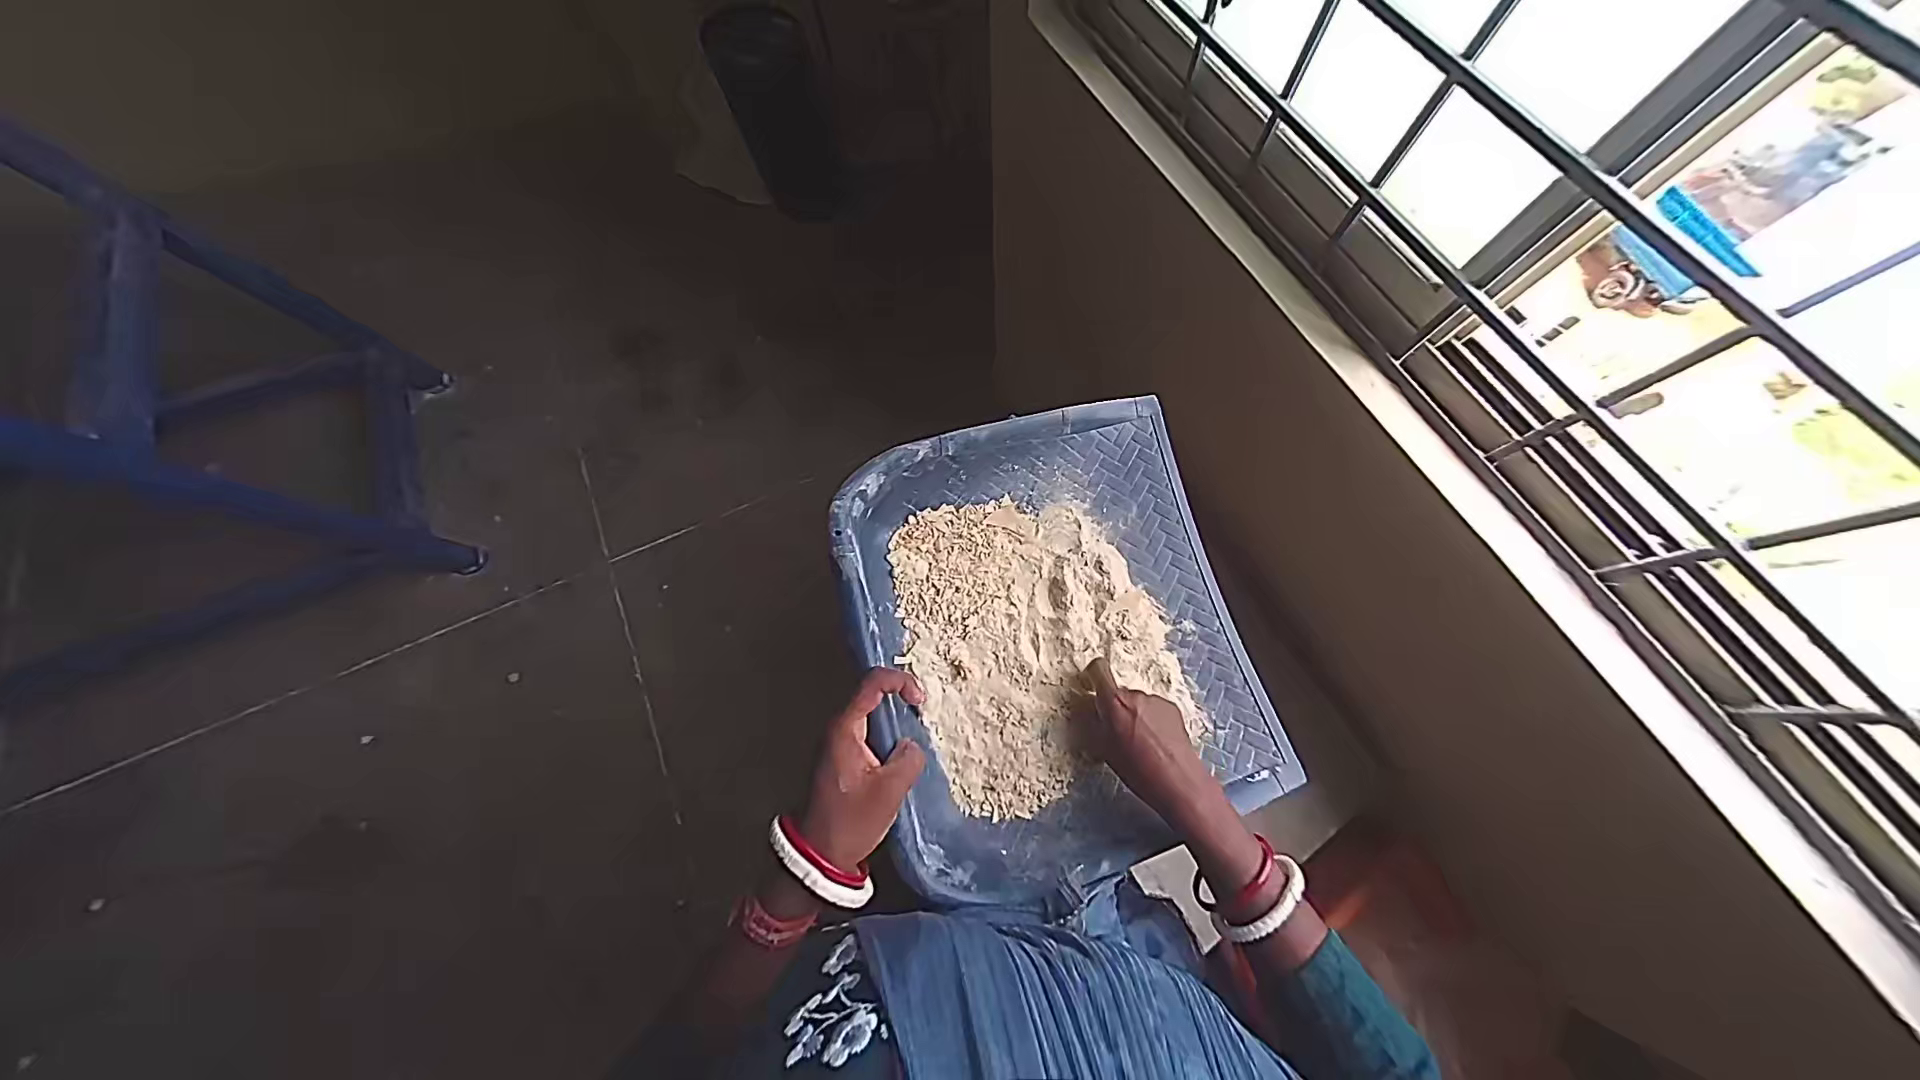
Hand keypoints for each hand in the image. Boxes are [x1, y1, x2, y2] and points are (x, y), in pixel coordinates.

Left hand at [798, 668, 927, 870]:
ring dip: (895, 717)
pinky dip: (888, 732)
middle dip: (900, 696)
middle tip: (920, 712)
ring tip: (915, 733)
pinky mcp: (843, 755)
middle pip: (871, 692)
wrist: (820, 853)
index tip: (919, 700)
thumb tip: (911, 745)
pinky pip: (869, 730)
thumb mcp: (888, 792)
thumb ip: (908, 760)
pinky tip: (901, 751)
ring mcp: (839, 742)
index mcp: (845, 730)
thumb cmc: (850, 823)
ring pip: (871, 713)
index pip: (872, 683)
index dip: (900, 681)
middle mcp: (838, 729)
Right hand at [1078, 657, 1214, 826]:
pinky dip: (1152, 719)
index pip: (1099, 670)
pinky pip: (1154, 708)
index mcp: (1113, 702)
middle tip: (1119, 732)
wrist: (1177, 780)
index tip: (1092, 683)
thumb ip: (1097, 722)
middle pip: (1119, 692)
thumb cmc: (1137, 769)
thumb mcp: (1104, 748)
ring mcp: (1156, 700)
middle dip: (1117, 707)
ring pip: (1138, 702)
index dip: (1094, 674)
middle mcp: (1135, 695)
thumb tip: (1093, 711)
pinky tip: (1156, 742)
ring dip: (1136, 714)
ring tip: (1141, 742)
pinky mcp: (1172, 708)